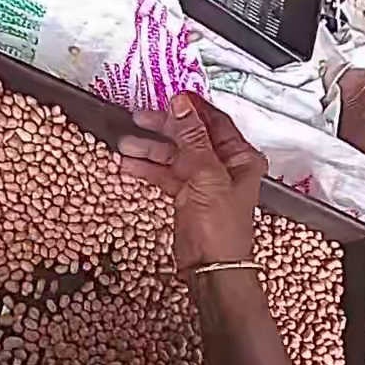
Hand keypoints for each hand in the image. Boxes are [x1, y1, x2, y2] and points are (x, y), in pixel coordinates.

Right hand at [116, 92, 267, 273]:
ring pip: (173, 157)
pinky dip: (147, 170)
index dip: (191, 107)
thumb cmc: (219, 226)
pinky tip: (128, 165)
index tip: (168, 95)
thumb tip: (181, 104)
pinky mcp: (186, 197)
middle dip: (163, 127)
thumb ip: (192, 138)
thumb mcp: (207, 176)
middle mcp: (224, 166)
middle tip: (138, 117)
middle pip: (190, 137)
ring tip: (125, 145)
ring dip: (149, 150)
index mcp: (240, 157)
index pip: (214, 122)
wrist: (211, 269)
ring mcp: (203, 182)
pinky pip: (165, 176)